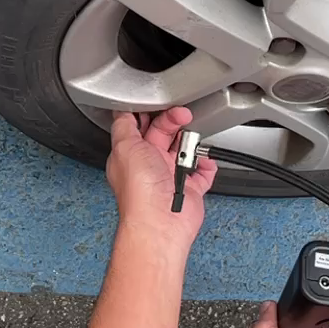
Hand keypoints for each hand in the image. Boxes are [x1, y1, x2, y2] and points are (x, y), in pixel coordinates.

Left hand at [106, 108, 216, 243]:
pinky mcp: (189, 190)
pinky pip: (202, 172)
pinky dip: (206, 165)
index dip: (151, 114)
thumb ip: (123, 125)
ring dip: (192, 144)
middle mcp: (150, 165)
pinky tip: (204, 161)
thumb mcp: (124, 146)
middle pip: (165, 134)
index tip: (162, 105)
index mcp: (131, 154)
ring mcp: (170, 177)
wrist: (160, 222)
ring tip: (191, 145)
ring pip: (185, 150)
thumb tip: (122, 111)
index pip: (141, 127)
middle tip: (183, 116)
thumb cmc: (139, 190)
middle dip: (175, 123)